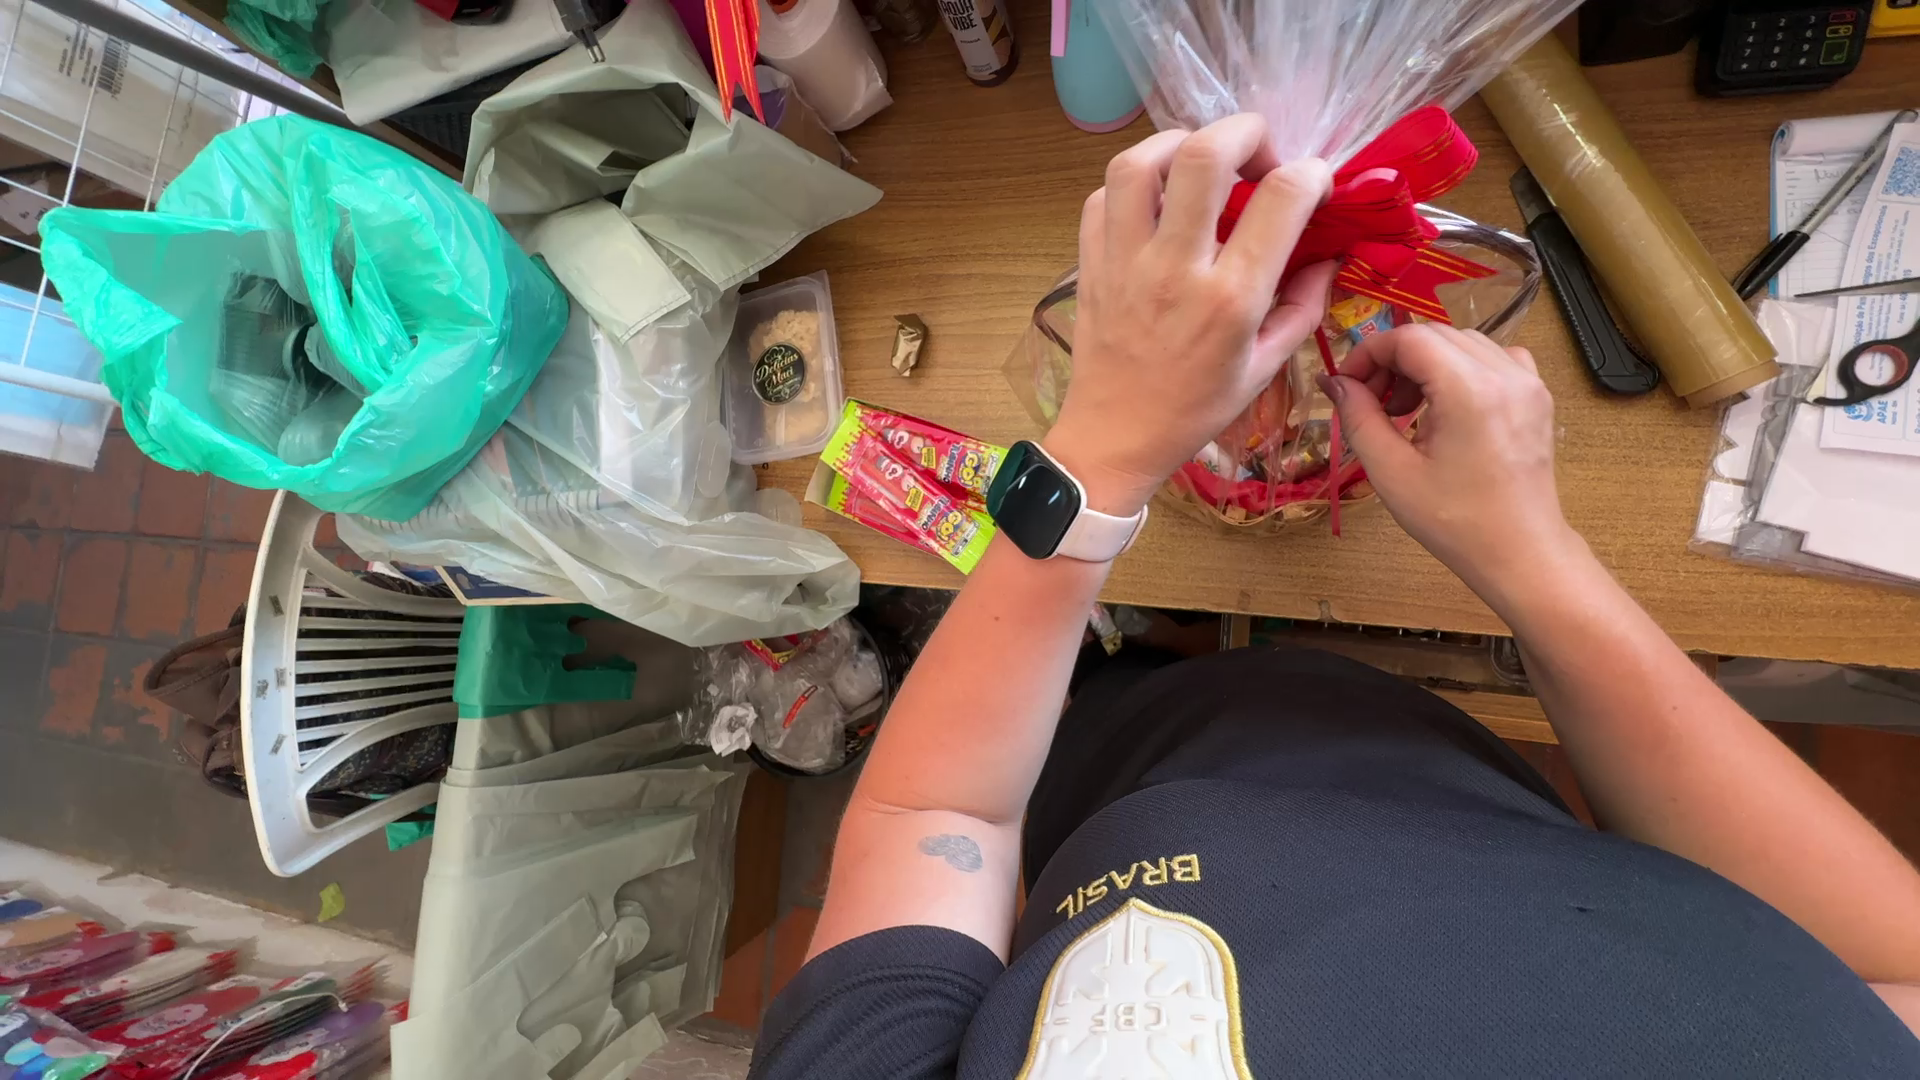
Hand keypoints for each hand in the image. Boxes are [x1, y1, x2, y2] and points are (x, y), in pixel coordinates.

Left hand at [1043, 114, 1337, 515]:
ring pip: (1138, 164)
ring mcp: (1124, 265)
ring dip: (1176, 145)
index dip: (1311, 173)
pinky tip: (1152, 205)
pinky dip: (1129, 187)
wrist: (1113, 439)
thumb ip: (1302, 307)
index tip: (1313, 185)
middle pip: (1205, 155)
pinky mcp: (1090, 268)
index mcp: (1229, 298)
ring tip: (1198, 166)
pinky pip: (1100, 201)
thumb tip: (1328, 256)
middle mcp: (1174, 269)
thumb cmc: (1191, 412)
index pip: (1282, 196)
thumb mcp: (1262, 369)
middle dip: (1245, 132)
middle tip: (1257, 156)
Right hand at [1319, 324, 1584, 598]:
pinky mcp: (1535, 395)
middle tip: (1369, 402)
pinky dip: (1457, 369)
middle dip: (1391, 359)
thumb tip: (1333, 382)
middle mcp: (1505, 374)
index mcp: (1469, 391)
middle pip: (1434, 334)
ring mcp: (1527, 382)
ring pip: (1461, 342)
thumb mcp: (1389, 470)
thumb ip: (1358, 416)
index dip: (1367, 354)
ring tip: (1403, 408)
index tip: (1345, 387)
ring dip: (1421, 363)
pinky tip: (1443, 405)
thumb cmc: (1449, 519)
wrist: (1517, 550)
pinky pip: (1492, 357)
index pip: (1409, 338)